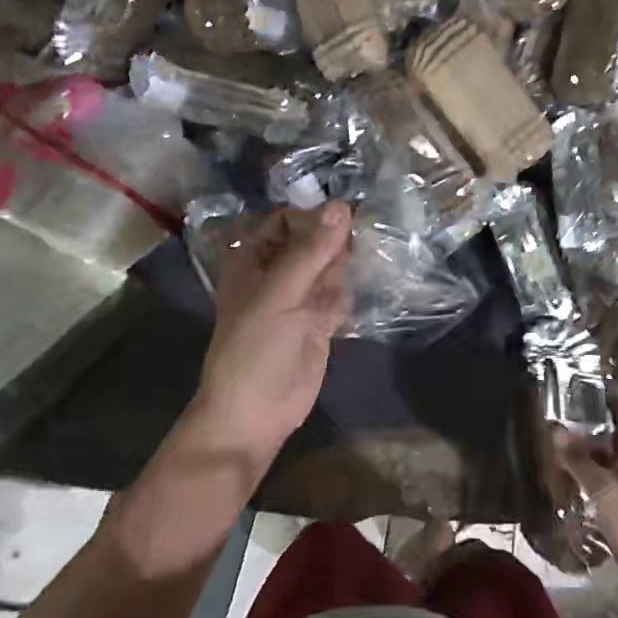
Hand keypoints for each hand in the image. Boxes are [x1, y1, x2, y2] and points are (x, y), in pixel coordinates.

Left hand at [190, 203, 351, 466]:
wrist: (256, 411)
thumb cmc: (255, 347)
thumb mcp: (281, 293)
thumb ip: (312, 251)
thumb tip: (342, 206)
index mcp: (253, 261)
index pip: (285, 221)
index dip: (313, 217)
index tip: (347, 218)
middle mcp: (277, 275)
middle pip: (312, 242)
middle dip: (335, 240)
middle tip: (362, 239)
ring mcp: (300, 299)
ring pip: (329, 268)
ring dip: (346, 264)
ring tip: (364, 261)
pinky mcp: (319, 322)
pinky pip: (338, 295)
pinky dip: (349, 292)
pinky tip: (360, 288)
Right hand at [559, 399, 617, 586]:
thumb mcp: (604, 491)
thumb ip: (579, 461)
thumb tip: (555, 429)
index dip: (604, 394)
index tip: (577, 383)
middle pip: (612, 432)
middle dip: (586, 423)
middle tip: (553, 415)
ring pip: (606, 457)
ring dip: (584, 451)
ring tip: (552, 444)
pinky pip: (604, 480)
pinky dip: (587, 474)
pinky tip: (567, 478)